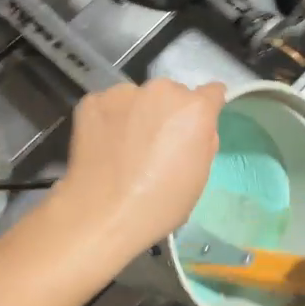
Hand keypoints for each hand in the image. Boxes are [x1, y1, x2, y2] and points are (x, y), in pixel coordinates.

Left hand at [49, 78, 225, 259]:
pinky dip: (108, 120)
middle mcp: (161, 90)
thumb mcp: (199, 176)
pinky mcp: (92, 101)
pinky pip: (108, 105)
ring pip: (137, 98)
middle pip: (171, 94)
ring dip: (137, 113)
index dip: (206, 108)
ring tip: (124, 147)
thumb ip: (202, 140)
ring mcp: (123, 93)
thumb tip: (195, 128)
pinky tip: (103, 146)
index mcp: (194, 109)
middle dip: (168, 112)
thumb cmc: (160, 203)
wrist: (103, 214)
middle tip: (155, 144)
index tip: (196, 124)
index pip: (212, 92)